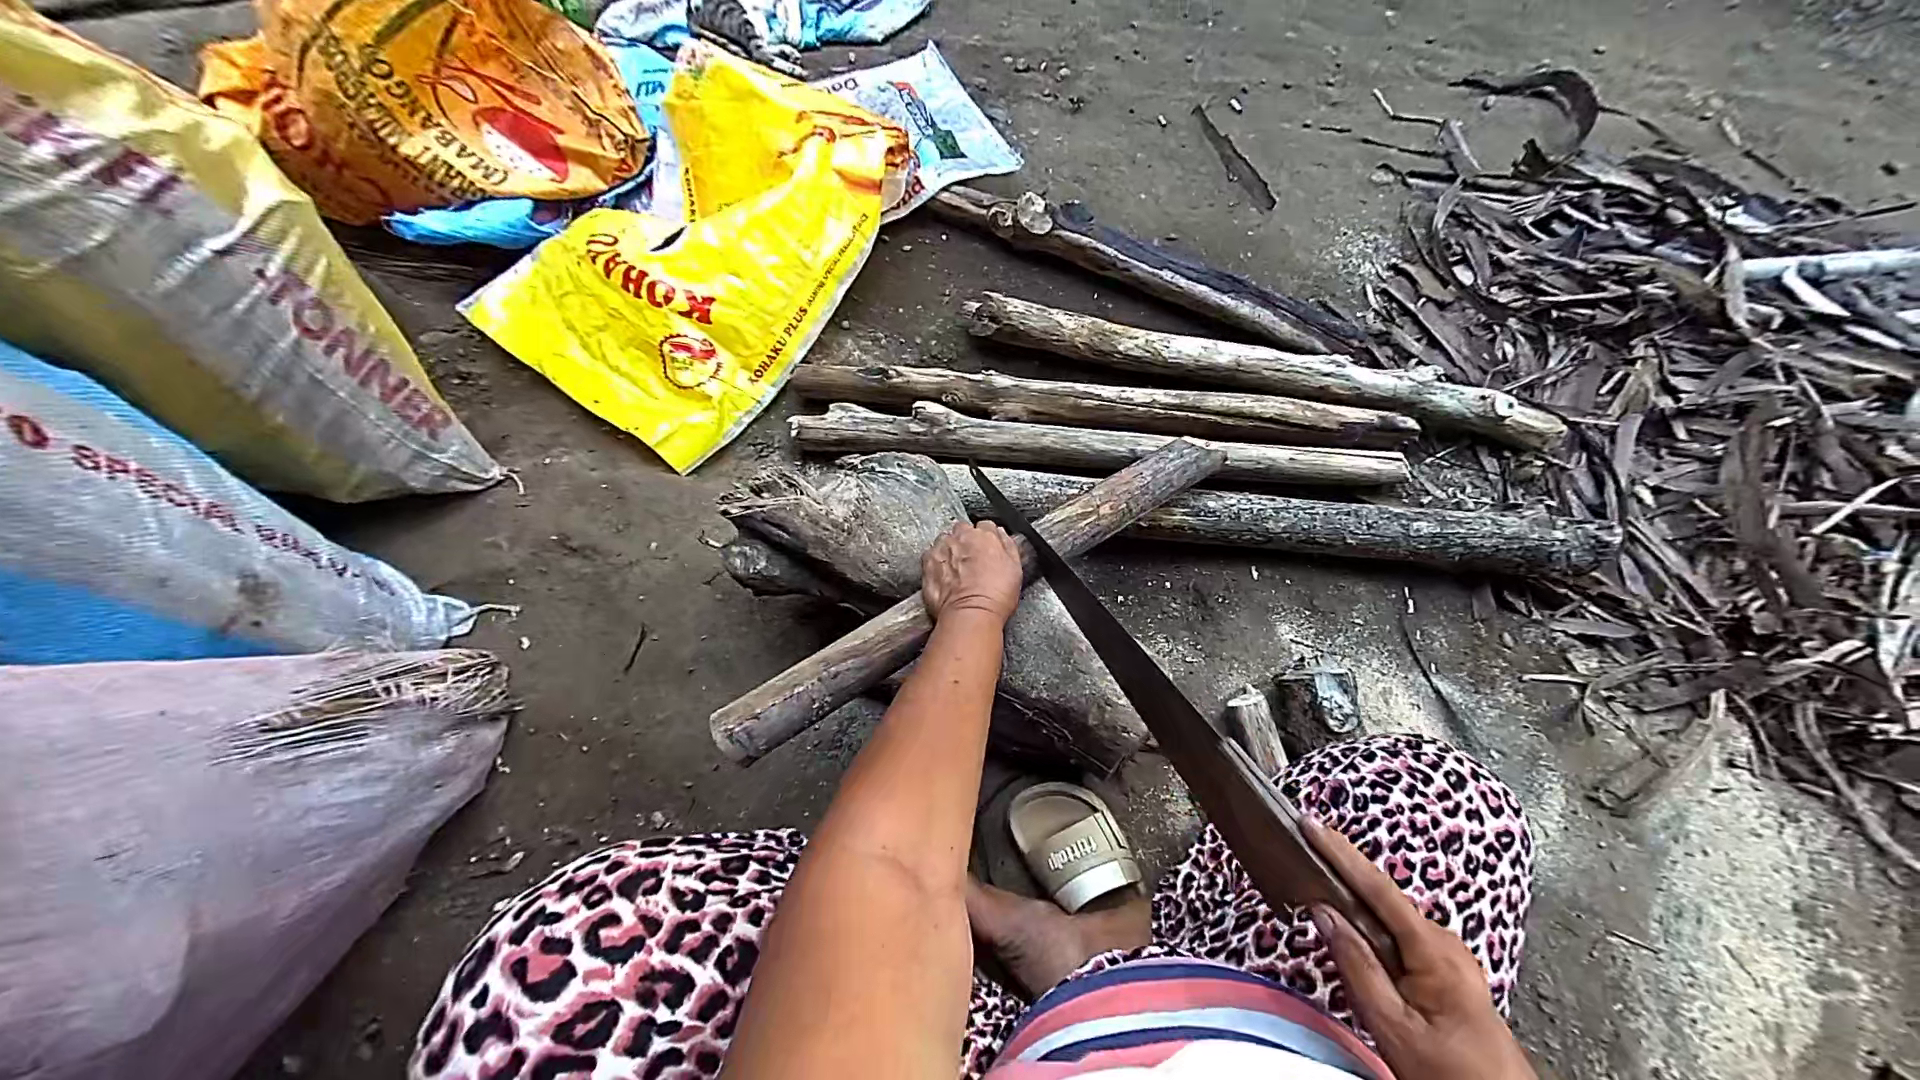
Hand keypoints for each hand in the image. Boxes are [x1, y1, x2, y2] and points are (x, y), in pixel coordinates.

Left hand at [921, 521, 1024, 623]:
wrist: (971, 614)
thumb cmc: (994, 596)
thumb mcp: (1015, 568)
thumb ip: (1008, 545)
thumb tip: (1001, 534)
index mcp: (984, 535)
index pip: (985, 526)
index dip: (987, 539)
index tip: (987, 550)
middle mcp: (961, 537)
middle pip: (962, 530)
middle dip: (966, 541)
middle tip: (971, 561)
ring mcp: (941, 549)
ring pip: (944, 541)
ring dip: (949, 550)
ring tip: (957, 571)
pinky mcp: (927, 563)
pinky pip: (930, 556)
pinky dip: (936, 563)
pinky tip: (944, 577)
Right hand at [1306, 817, 1537, 1079]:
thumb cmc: (1451, 1076)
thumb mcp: (1392, 1026)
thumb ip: (1355, 964)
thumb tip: (1323, 911)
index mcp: (1436, 953)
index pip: (1378, 888)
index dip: (1340, 852)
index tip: (1311, 824)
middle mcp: (1446, 945)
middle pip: (1382, 896)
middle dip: (1342, 866)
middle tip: (1305, 839)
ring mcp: (1449, 957)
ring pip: (1388, 915)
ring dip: (1353, 894)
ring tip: (1318, 875)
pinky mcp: (1446, 971)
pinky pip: (1397, 933)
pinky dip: (1368, 918)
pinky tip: (1349, 921)